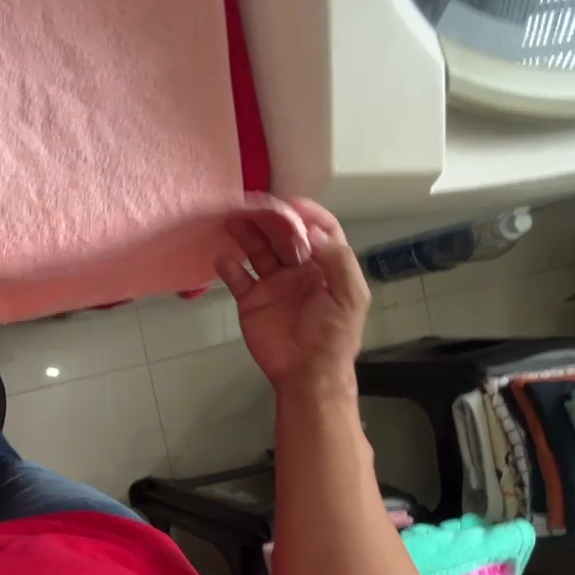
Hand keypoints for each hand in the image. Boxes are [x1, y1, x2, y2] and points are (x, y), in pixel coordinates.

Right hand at [216, 199, 368, 392]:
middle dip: (270, 219)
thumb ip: (336, 260)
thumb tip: (312, 231)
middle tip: (253, 206)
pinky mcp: (252, 300)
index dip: (306, 214)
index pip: (318, 230)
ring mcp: (273, 284)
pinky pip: (238, 279)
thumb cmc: (334, 334)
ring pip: (259, 252)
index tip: (288, 203)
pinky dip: (230, 268)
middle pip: (283, 236)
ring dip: (247, 236)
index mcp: (326, 265)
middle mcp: (299, 269)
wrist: (307, 372)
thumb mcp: (350, 295)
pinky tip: (224, 260)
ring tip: (232, 221)